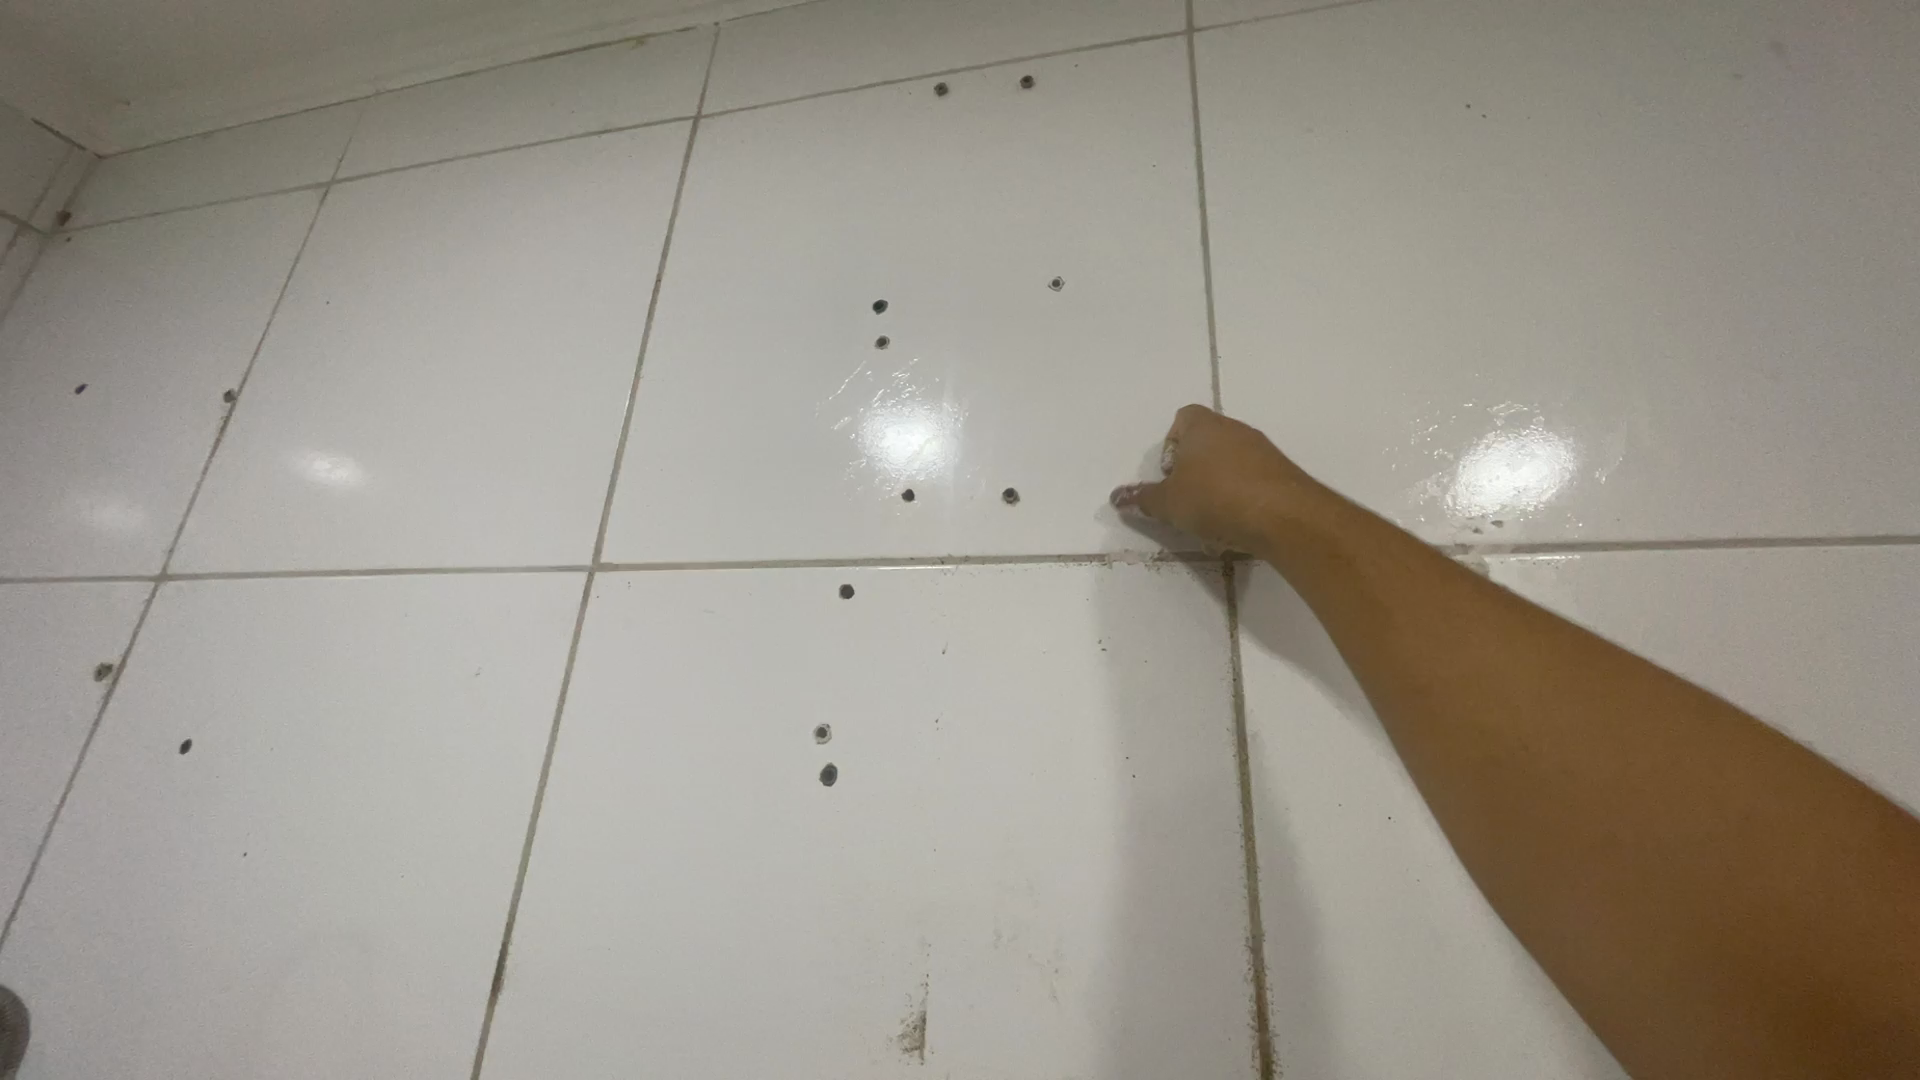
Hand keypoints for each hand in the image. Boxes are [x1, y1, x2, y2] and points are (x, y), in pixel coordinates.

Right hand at [1110, 404, 1322, 554]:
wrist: (1283, 517)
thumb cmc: (1214, 499)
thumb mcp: (1168, 503)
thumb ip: (1142, 499)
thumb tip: (1116, 497)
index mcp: (1204, 427)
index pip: (1183, 418)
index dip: (1171, 444)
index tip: (1169, 475)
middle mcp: (1235, 430)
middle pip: (1206, 442)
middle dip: (1193, 470)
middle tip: (1186, 500)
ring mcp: (1263, 451)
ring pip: (1230, 463)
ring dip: (1217, 486)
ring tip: (1211, 519)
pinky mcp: (1282, 474)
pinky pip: (1252, 480)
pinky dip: (1241, 498)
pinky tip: (1237, 525)